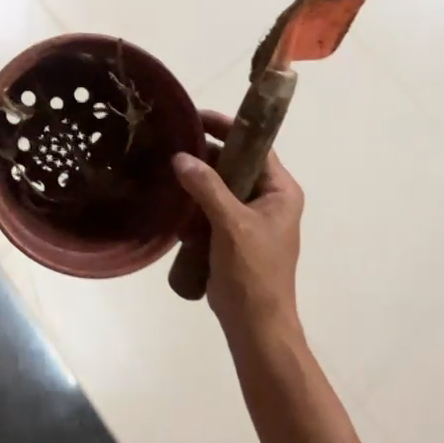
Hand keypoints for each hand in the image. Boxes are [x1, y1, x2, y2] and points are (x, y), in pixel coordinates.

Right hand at [172, 140, 304, 330]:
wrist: (255, 326)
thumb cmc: (253, 272)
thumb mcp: (231, 225)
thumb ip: (207, 187)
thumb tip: (180, 157)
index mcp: (281, 191)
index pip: (255, 145)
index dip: (226, 127)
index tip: (194, 116)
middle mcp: (267, 198)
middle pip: (233, 162)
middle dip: (203, 153)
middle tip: (170, 140)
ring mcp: (248, 217)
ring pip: (217, 184)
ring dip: (193, 178)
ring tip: (162, 164)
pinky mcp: (230, 234)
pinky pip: (208, 206)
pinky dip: (190, 202)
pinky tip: (167, 197)